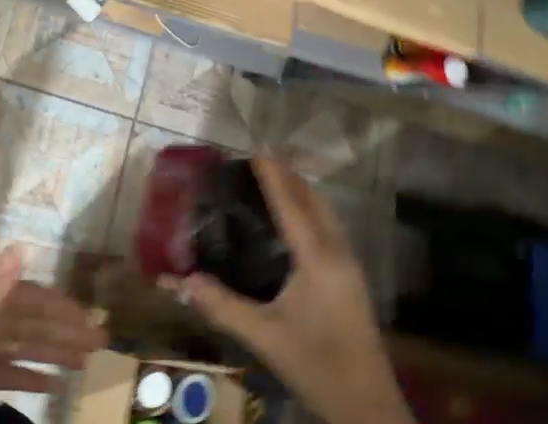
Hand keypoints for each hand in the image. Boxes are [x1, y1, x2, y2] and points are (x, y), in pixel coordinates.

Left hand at [0, 248, 106, 423]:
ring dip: (53, 352)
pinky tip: (52, 386)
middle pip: (28, 321)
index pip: (27, 297)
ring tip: (85, 364)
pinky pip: (7, 373)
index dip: (58, 305)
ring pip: (22, 346)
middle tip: (101, 343)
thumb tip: (20, 245)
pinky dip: (29, 377)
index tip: (89, 317)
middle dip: (63, 330)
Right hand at [165, 157, 412, 423]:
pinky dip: (311, 213)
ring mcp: (350, 268)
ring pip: (327, 215)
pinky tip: (295, 225)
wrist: (368, 406)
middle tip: (259, 163)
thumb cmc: (316, 365)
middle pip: (315, 202)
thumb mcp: (265, 336)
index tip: (255, 150)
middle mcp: (338, 254)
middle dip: (290, 178)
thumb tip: (179, 280)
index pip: (292, 205)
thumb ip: (222, 305)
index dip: (273, 176)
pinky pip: (330, 230)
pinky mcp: (352, 282)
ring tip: (275, 183)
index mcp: (318, 259)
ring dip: (303, 194)